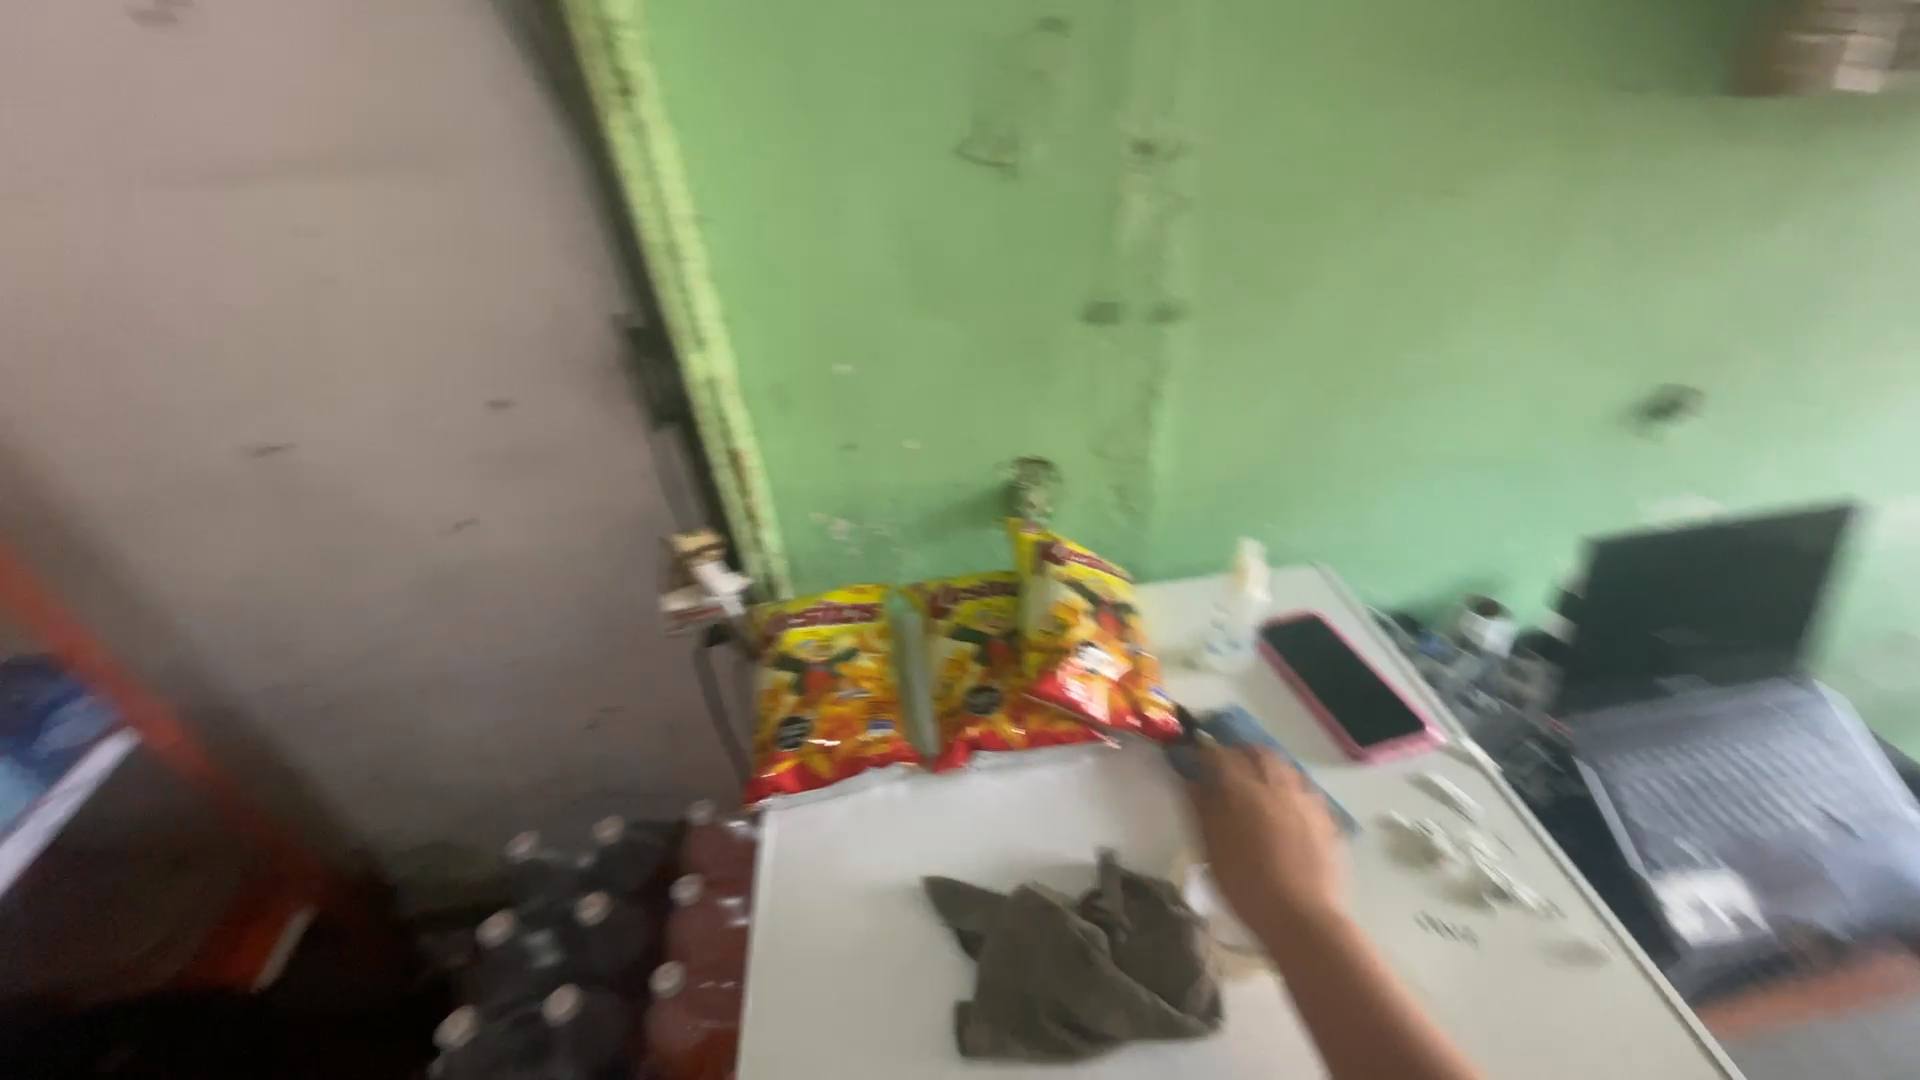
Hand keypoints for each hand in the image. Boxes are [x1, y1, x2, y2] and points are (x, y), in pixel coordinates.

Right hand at [1183, 740, 1346, 938]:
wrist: (1304, 920)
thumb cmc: (1247, 885)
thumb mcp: (1212, 849)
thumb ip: (1202, 810)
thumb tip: (1192, 782)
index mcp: (1243, 790)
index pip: (1221, 755)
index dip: (1205, 752)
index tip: (1195, 757)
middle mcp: (1277, 786)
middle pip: (1259, 752)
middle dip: (1240, 751)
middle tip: (1227, 763)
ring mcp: (1306, 801)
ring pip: (1286, 767)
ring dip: (1268, 766)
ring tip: (1257, 781)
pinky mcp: (1327, 820)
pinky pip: (1306, 791)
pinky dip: (1291, 788)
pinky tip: (1286, 806)